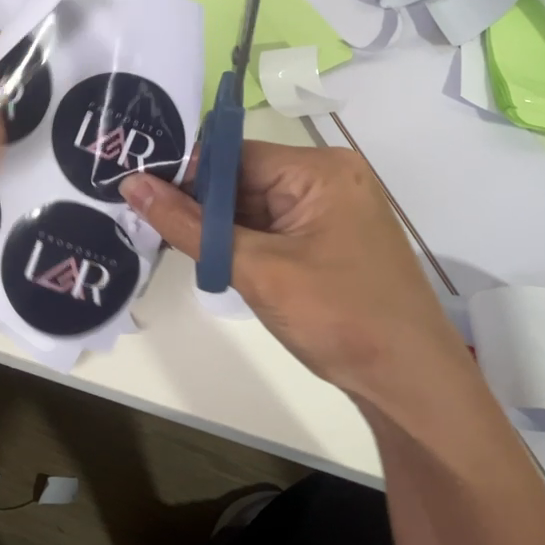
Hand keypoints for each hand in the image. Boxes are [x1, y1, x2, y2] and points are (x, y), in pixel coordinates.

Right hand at [119, 142, 472, 406]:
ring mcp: (332, 211)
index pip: (232, 154)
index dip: (185, 175)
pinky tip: (211, 259)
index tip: (139, 195)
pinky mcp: (329, 240)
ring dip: (217, 227)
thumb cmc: (340, 319)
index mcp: (320, 170)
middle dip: (198, 204)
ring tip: (170, 242)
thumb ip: (188, 225)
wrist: (414, 389)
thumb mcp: (253, 269)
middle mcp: (328, 179)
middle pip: (240, 177)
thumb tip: (130, 183)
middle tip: (146, 222)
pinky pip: (270, 226)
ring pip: (251, 205)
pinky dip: (240, 242)